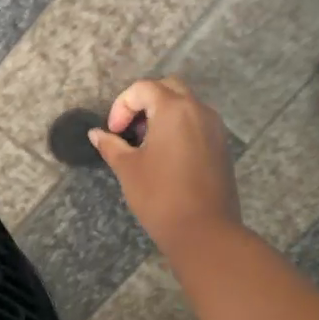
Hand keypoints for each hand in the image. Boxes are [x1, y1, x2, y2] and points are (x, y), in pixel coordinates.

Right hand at [90, 77, 241, 251]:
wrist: (204, 231)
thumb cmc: (160, 195)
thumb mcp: (128, 168)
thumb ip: (111, 145)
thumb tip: (96, 134)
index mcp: (174, 109)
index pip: (143, 88)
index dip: (122, 106)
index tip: (114, 132)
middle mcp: (198, 110)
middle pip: (168, 88)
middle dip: (143, 102)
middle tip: (129, 129)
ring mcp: (215, 128)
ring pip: (185, 105)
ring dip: (162, 114)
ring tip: (145, 143)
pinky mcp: (221, 146)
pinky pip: (197, 123)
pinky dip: (178, 127)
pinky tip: (165, 155)